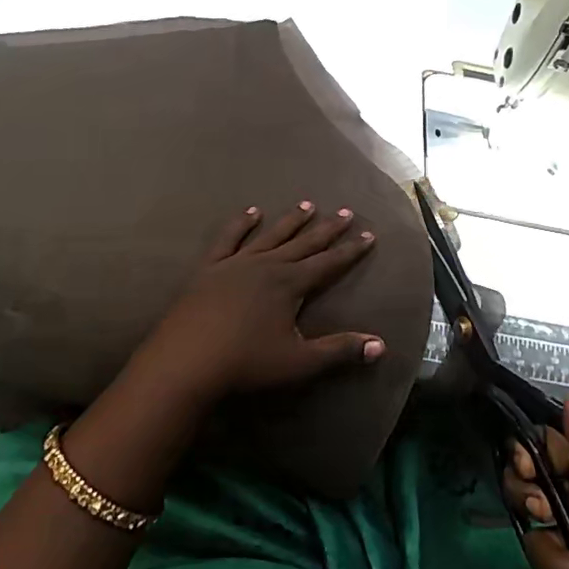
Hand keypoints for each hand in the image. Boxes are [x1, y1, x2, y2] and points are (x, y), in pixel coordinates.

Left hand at [134, 202, 384, 405]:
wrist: (187, 360)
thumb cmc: (246, 363)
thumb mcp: (300, 361)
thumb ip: (340, 350)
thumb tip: (381, 345)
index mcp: (290, 284)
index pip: (328, 263)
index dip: (350, 251)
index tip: (368, 234)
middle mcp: (267, 265)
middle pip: (303, 243)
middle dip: (327, 229)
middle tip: (345, 211)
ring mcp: (236, 263)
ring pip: (271, 235)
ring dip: (290, 221)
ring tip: (307, 204)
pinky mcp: (210, 268)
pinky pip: (229, 239)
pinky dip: (241, 224)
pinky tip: (251, 212)